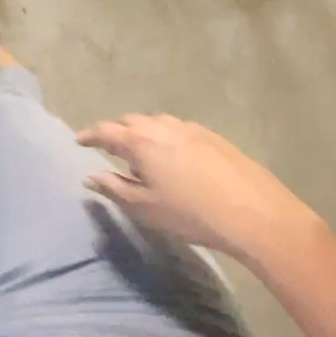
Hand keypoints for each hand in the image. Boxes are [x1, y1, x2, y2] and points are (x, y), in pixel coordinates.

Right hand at [77, 114, 322, 261]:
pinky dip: (166, 136)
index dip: (89, 135)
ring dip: (142, 132)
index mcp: (140, 141)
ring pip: (156, 122)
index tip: (79, 141)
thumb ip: (114, 188)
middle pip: (130, 121)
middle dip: (116, 131)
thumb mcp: (145, 207)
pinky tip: (173, 156)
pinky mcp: (214, 137)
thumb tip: (91, 176)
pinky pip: (178, 129)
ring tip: (141, 151)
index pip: (105, 131)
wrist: (256, 215)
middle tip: (109, 147)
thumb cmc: (191, 214)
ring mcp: (191, 128)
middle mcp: (162, 126)